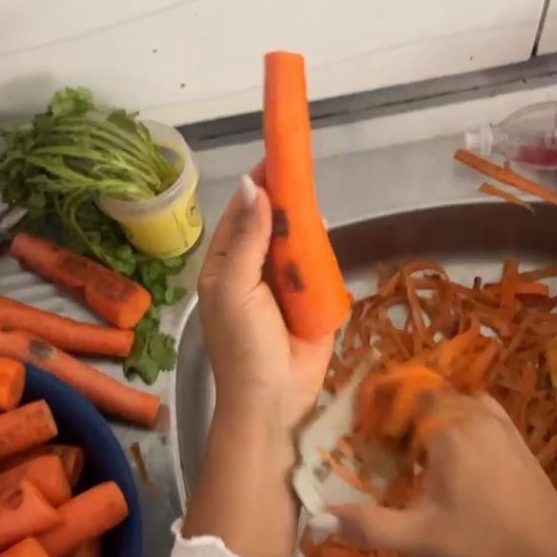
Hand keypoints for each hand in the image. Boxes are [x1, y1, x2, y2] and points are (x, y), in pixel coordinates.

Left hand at [197, 169, 332, 434]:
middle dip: (285, 202)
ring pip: (297, 241)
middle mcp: (255, 268)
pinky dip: (323, 249)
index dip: (256, 187)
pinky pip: (319, 265)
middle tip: (302, 175)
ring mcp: (285, 284)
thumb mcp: (234, 286)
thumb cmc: (243, 342)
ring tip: (314, 202)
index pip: (241, 215)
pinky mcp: (313, 298)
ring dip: (305, 224)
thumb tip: (252, 186)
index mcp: (227, 264)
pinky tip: (328, 232)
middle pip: (272, 224)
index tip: (275, 158)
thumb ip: (248, 237)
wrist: (274, 398)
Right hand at [328, 393, 556, 556]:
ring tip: (411, 442)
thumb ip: (369, 526)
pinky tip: (449, 446)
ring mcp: (497, 420)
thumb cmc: (482, 541)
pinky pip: (475, 408)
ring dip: (428, 411)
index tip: (362, 426)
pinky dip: (455, 415)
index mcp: (447, 428)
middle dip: (400, 408)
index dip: (380, 403)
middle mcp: (472, 412)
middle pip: (426, 392)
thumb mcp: (420, 537)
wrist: (552, 553)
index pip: (405, 392)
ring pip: (452, 399)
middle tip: (380, 439)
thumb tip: (320, 518)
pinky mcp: (513, 433)